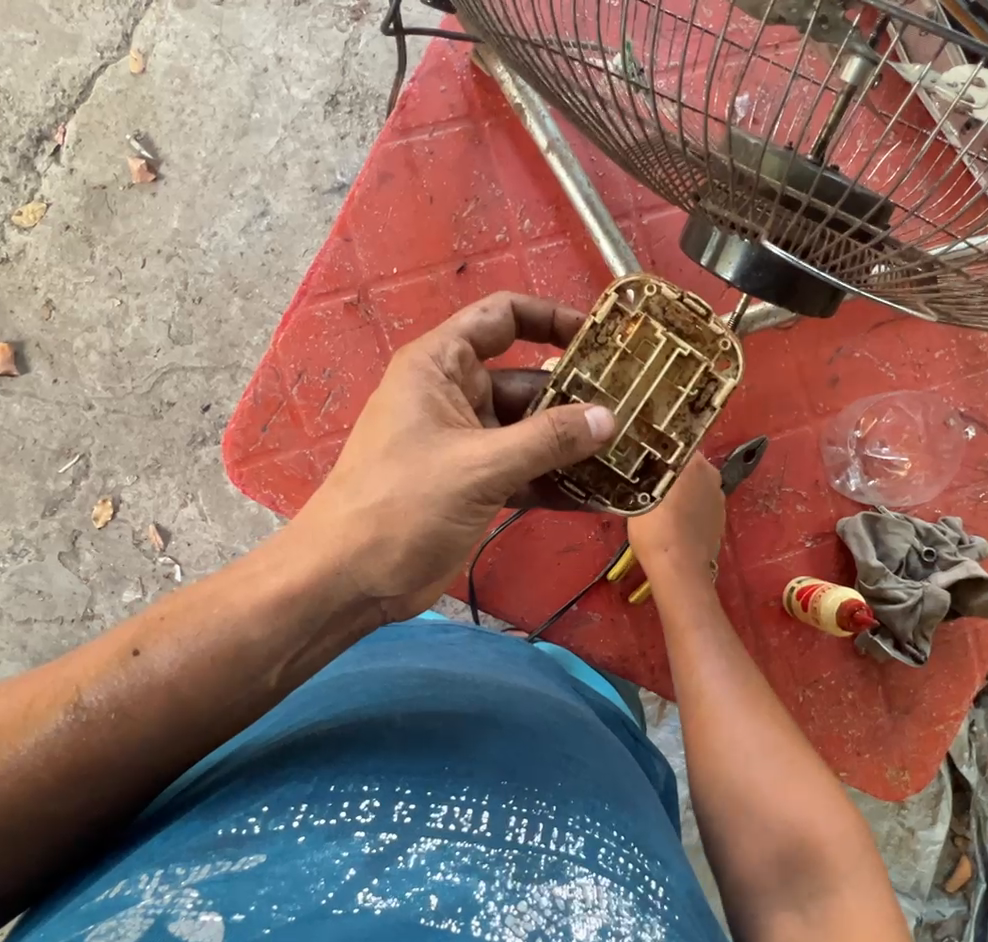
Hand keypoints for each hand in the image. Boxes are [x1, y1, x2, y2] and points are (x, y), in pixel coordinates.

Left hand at [290, 293, 616, 622]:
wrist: (350, 577)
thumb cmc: (403, 504)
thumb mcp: (480, 465)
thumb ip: (548, 440)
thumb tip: (609, 419)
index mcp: (441, 366)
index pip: (501, 317)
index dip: (551, 318)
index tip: (602, 337)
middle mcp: (454, 396)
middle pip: (528, 381)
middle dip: (578, 397)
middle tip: (636, 410)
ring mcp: (466, 444)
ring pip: (531, 432)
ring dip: (574, 445)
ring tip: (630, 454)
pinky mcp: (474, 486)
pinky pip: (525, 472)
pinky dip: (557, 482)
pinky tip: (601, 496)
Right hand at [627, 454, 724, 586]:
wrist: (680, 567)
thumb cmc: (655, 529)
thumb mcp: (638, 497)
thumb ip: (645, 478)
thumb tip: (643, 471)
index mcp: (693, 462)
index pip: (675, 444)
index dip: (659, 450)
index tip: (644, 458)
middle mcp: (711, 474)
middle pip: (688, 464)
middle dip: (671, 470)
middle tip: (648, 480)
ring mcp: (719, 497)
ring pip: (697, 484)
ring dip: (683, 489)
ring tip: (661, 502)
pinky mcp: (721, 517)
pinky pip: (702, 503)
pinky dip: (691, 506)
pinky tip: (675, 519)